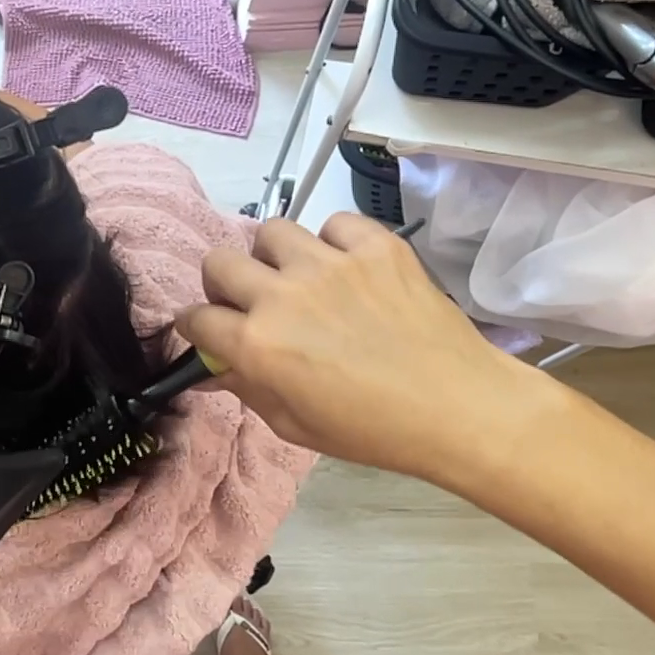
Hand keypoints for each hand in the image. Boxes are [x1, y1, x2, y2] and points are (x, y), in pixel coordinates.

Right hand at [177, 214, 560, 484]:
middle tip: (248, 304)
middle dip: (222, 285)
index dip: (196, 328)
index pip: (197, 319)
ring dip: (273, 258)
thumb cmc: (370, 430)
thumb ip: (244, 388)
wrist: (459, 408)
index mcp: (257, 345)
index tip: (209, 334)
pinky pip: (333, 224)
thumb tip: (211, 369)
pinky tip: (347, 271)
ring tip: (297, 280)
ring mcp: (331, 263)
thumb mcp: (292, 423)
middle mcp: (283, 295)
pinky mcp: (375, 246)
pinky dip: (333, 244)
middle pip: (219, 262)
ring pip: (271, 232)